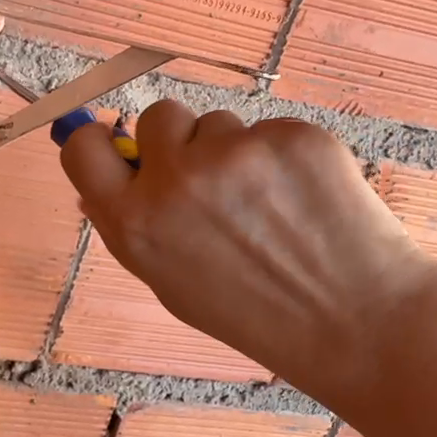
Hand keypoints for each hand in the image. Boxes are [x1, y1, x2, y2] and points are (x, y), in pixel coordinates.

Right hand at [60, 101, 436, 395]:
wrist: (354, 319)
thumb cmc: (249, 311)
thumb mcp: (165, 281)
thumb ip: (128, 229)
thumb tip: (96, 191)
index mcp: (133, 222)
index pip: (82, 150)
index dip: (98, 142)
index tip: (119, 147)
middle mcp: (174, 180)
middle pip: (155, 116)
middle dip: (175, 139)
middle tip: (205, 177)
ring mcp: (233, 153)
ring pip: (216, 122)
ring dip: (230, 150)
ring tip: (265, 201)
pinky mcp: (291, 135)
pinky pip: (268, 129)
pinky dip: (279, 156)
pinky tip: (301, 198)